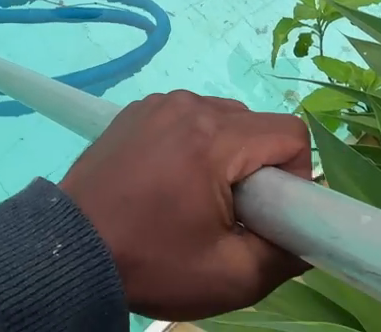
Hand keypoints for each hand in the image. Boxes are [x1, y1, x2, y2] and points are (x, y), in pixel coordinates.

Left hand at [58, 91, 312, 319]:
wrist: (72, 248)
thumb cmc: (152, 261)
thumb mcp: (231, 276)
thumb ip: (284, 254)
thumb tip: (307, 234)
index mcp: (213, 137)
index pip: (288, 131)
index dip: (297, 175)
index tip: (273, 213)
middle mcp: (186, 105)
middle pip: (253, 122)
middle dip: (260, 165)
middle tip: (235, 212)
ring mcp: (155, 104)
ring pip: (218, 117)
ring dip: (225, 153)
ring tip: (198, 200)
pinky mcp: (133, 112)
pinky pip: (183, 117)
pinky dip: (191, 143)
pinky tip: (169, 182)